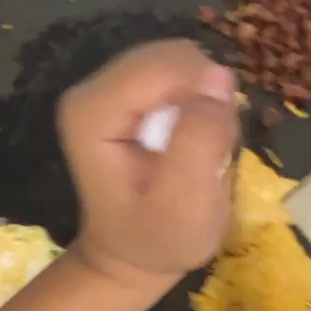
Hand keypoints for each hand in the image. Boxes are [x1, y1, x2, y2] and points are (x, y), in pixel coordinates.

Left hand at [58, 39, 238, 296]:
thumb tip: (219, 78)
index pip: (163, 67)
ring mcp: (108, 87)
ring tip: (198, 149)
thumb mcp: (186, 206)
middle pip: (171, 56)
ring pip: (180, 60)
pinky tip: (191, 139)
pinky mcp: (128, 91)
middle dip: (204, 96)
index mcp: (91, 112)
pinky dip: (199, 101)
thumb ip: (200, 141)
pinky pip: (180, 73)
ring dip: (204, 100)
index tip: (217, 142)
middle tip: (207, 150)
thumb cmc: (158, 239)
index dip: (204, 94)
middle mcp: (92, 90)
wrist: (134, 254)